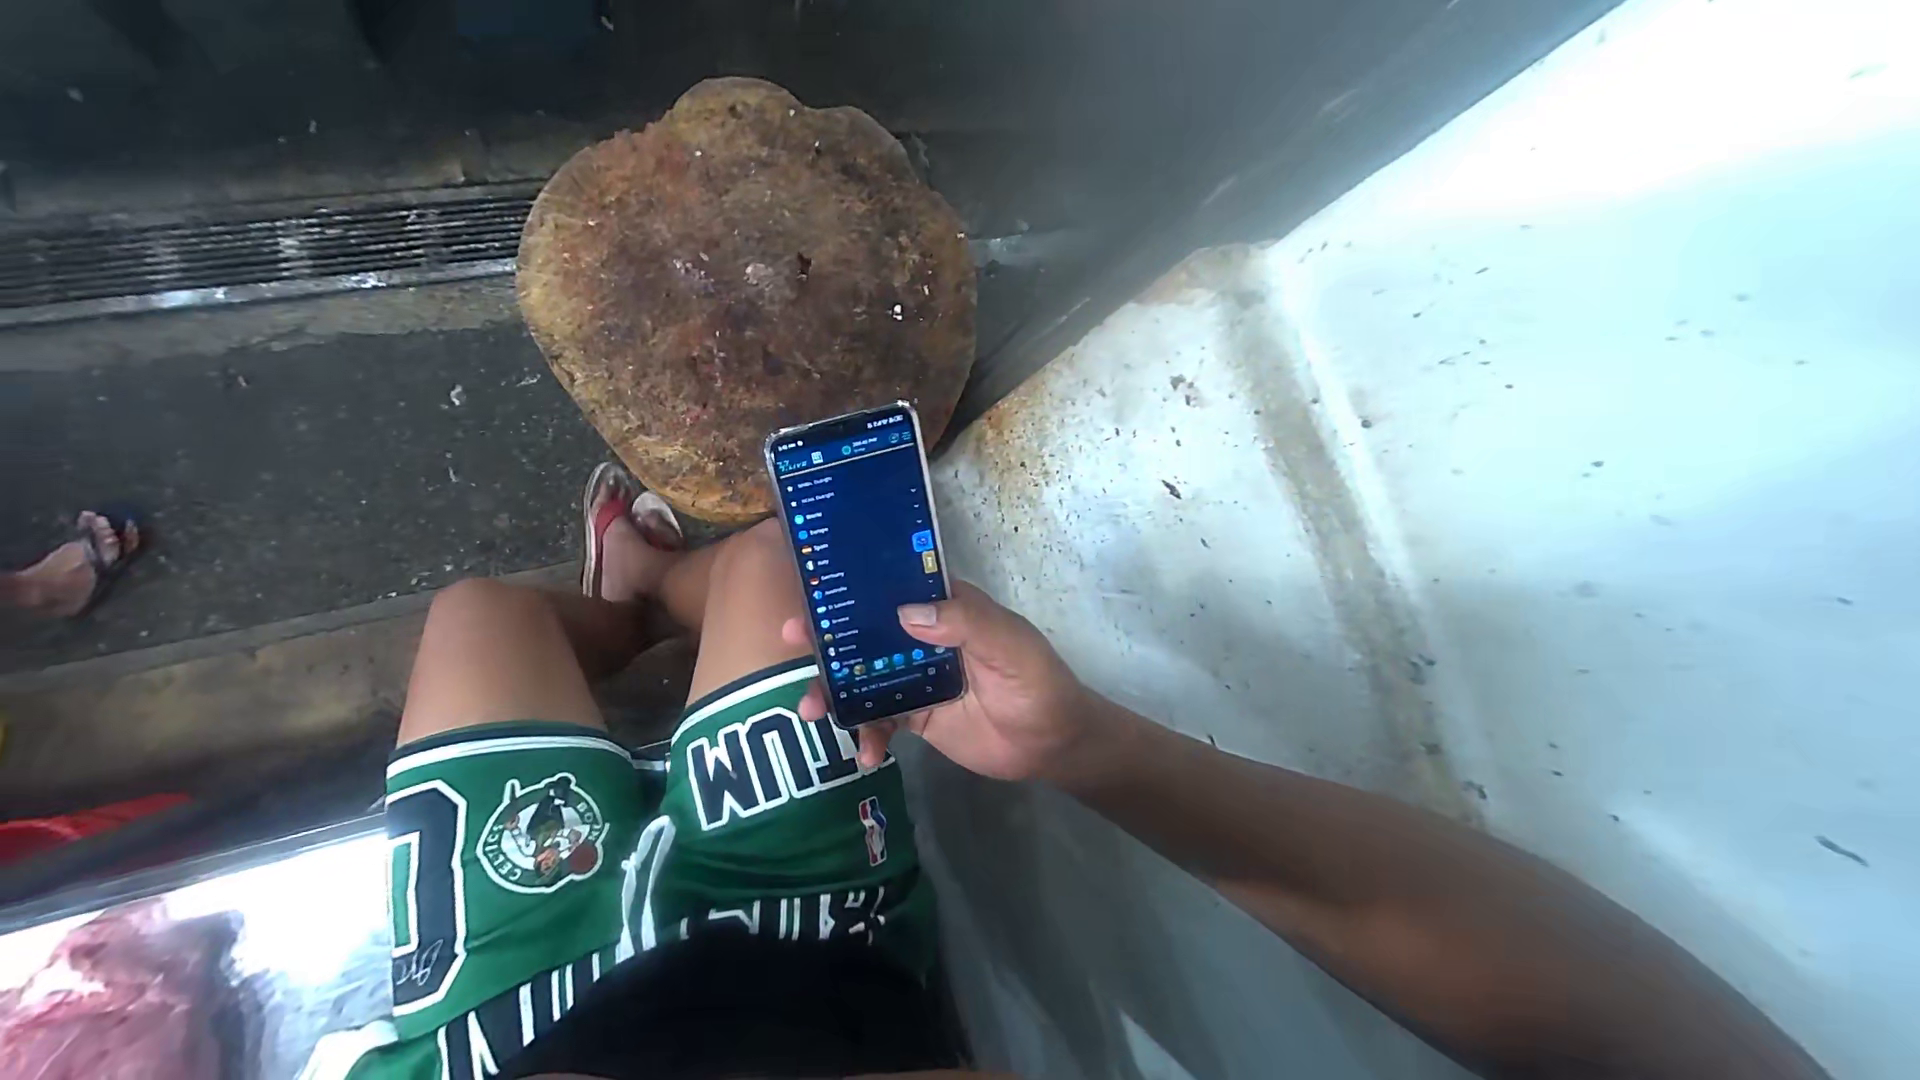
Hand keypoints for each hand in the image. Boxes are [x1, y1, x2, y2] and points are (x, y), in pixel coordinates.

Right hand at [780, 581, 1092, 779]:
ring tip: (811, 711)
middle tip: (791, 641)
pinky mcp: (916, 716)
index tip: (817, 588)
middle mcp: (924, 638)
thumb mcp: (1009, 646)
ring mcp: (916, 678)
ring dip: (834, 691)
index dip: (857, 587)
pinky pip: (880, 720)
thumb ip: (966, 624)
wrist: (1051, 744)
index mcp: (947, 610)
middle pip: (868, 632)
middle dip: (829, 637)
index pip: (896, 587)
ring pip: (864, 677)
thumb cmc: (1037, 683)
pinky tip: (866, 754)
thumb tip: (905, 611)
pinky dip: (867, 735)